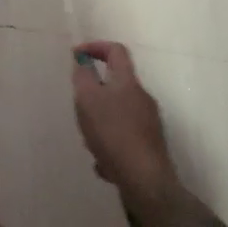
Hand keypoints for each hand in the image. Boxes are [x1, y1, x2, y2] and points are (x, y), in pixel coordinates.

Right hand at [71, 41, 223, 226]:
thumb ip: (82, 75)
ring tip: (90, 141)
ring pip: (118, 113)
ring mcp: (150, 124)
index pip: (116, 51)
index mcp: (128, 82)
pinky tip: (103, 163)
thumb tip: (83, 61)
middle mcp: (143, 98)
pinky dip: (111, 143)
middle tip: (80, 108)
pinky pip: (124, 137)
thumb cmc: (112, 132)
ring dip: (101, 122)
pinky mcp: (151, 147)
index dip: (95, 47)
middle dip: (94, 94)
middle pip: (116, 85)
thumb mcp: (87, 98)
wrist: (145, 180)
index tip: (76, 55)